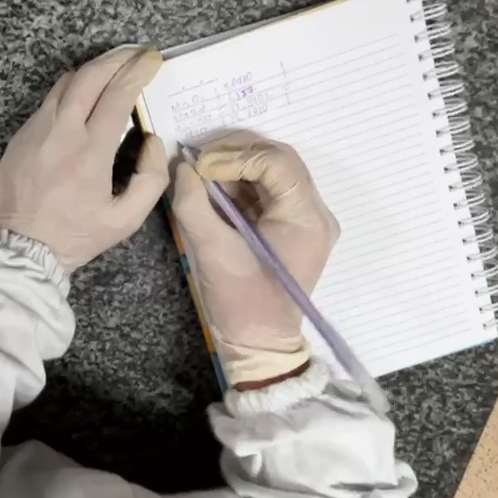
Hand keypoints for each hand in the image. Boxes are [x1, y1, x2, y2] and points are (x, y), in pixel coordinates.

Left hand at [0, 46, 169, 270]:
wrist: (17, 249)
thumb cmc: (73, 237)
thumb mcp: (124, 220)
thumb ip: (149, 179)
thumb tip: (153, 142)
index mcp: (90, 151)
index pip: (118, 95)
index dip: (138, 71)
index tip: (152, 60)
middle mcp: (62, 131)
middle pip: (89, 76)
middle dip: (116, 58)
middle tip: (134, 54)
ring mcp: (36, 130)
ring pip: (64, 84)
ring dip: (91, 71)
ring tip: (110, 69)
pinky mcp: (19, 137)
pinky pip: (47, 102)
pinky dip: (69, 91)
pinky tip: (80, 98)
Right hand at [169, 136, 338, 384]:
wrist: (258, 343)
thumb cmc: (240, 302)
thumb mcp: (211, 251)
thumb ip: (193, 204)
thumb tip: (182, 167)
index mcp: (306, 219)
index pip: (278, 163)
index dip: (236, 155)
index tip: (199, 167)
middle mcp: (315, 213)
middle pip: (279, 159)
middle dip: (235, 153)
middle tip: (197, 162)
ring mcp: (306, 218)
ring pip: (272, 170)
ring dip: (235, 165)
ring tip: (201, 173)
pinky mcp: (291, 224)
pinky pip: (267, 189)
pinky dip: (239, 181)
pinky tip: (214, 187)